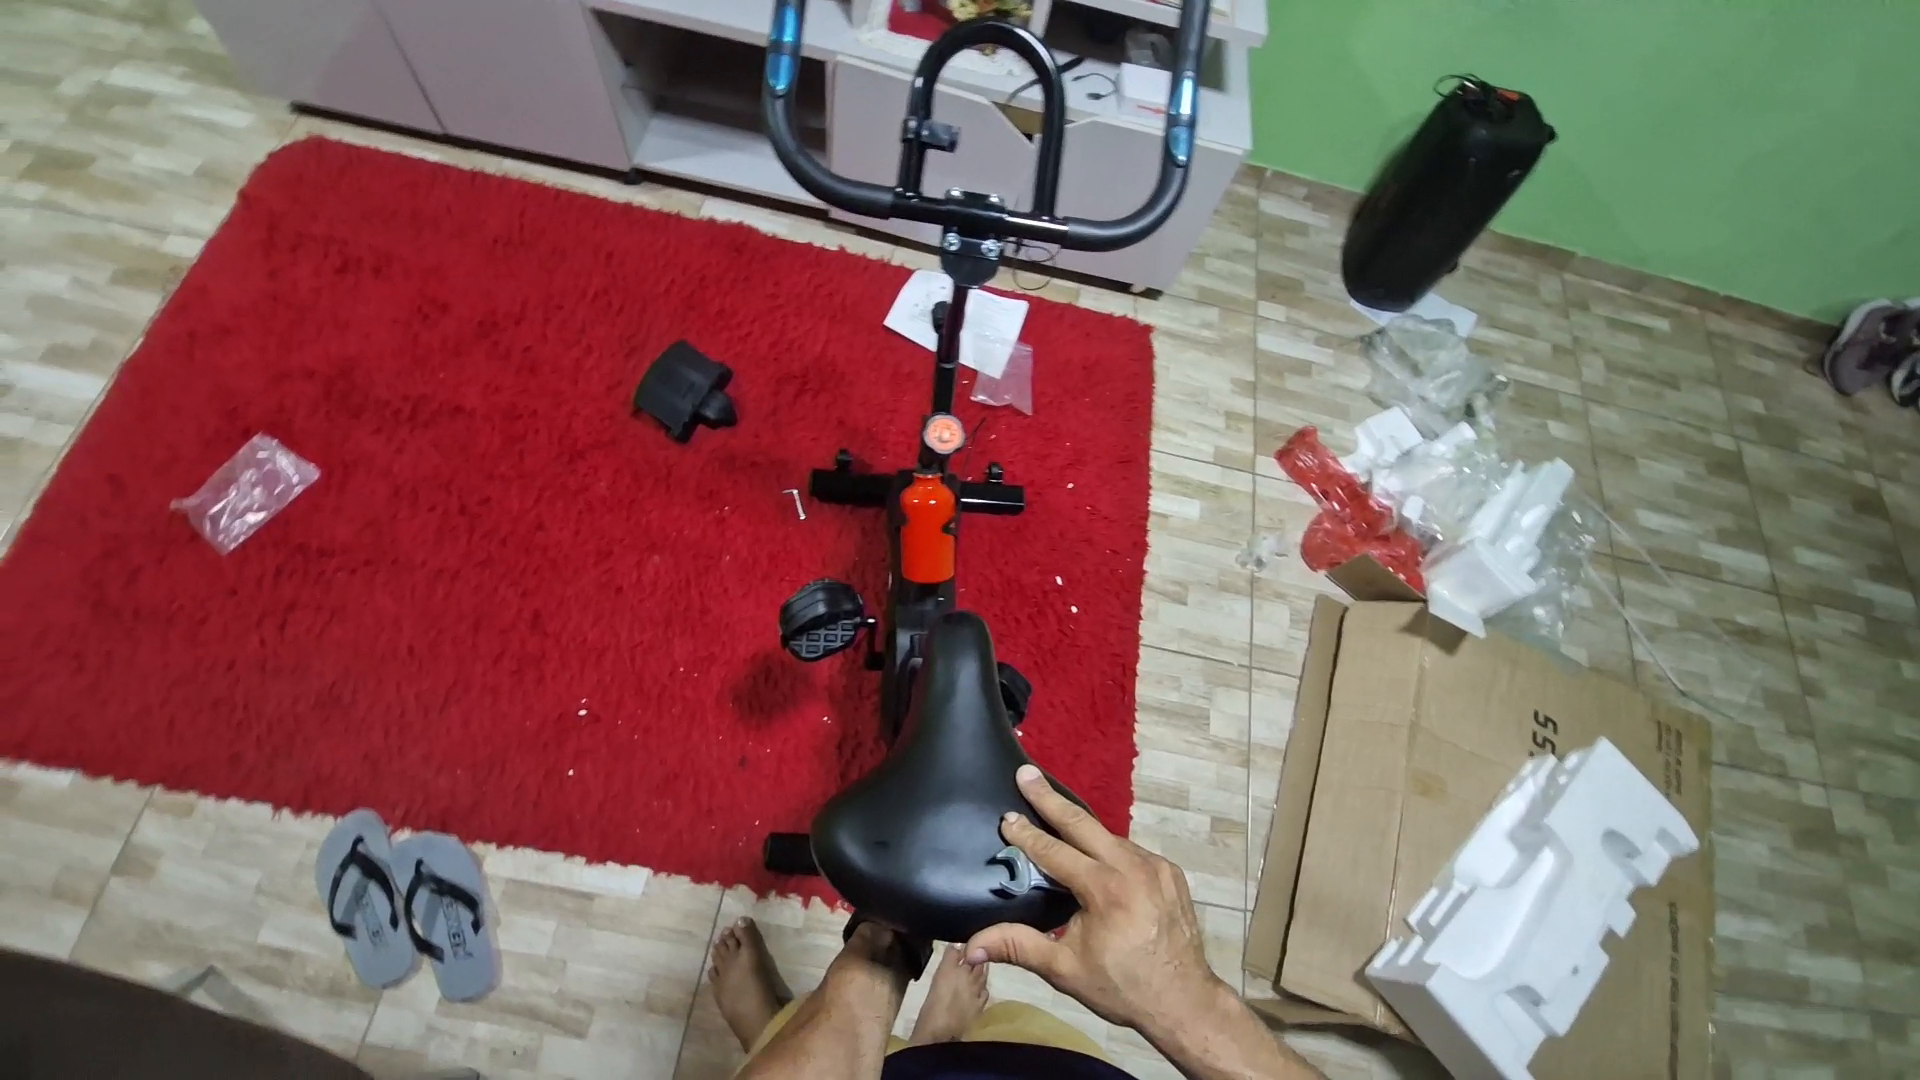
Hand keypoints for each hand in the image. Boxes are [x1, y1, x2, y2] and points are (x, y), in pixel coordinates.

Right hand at [963, 764, 1229, 1034]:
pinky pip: (1130, 851)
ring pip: (1108, 836)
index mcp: (1105, 889)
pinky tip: (1095, 854)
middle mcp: (1132, 866)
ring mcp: (1155, 865)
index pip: (1055, 852)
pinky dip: (1108, 848)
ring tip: (1054, 814)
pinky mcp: (1170, 871)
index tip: (1006, 817)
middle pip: (1082, 823)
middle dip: (1050, 797)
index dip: (1027, 835)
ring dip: (1080, 827)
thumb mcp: (1065, 969)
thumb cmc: (1121, 986)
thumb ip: (1017, 946)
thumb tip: (970, 947)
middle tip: (1027, 772)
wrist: (1186, 1003)